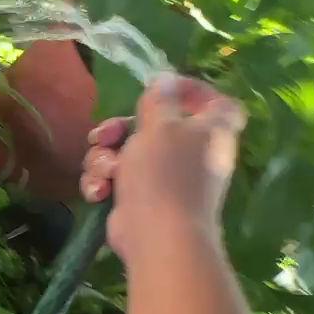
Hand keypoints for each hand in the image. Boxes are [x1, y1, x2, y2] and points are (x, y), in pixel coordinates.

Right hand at [79, 73, 244, 263]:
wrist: (157, 234)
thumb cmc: (165, 175)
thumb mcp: (159, 127)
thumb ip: (159, 100)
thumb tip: (164, 80)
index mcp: (208, 130)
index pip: (214, 101)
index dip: (192, 91)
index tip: (159, 89)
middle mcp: (188, 151)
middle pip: (151, 125)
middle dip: (118, 129)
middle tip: (104, 136)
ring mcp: (163, 176)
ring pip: (123, 151)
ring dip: (103, 159)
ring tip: (104, 174)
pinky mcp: (138, 196)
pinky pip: (114, 177)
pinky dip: (103, 182)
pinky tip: (100, 192)